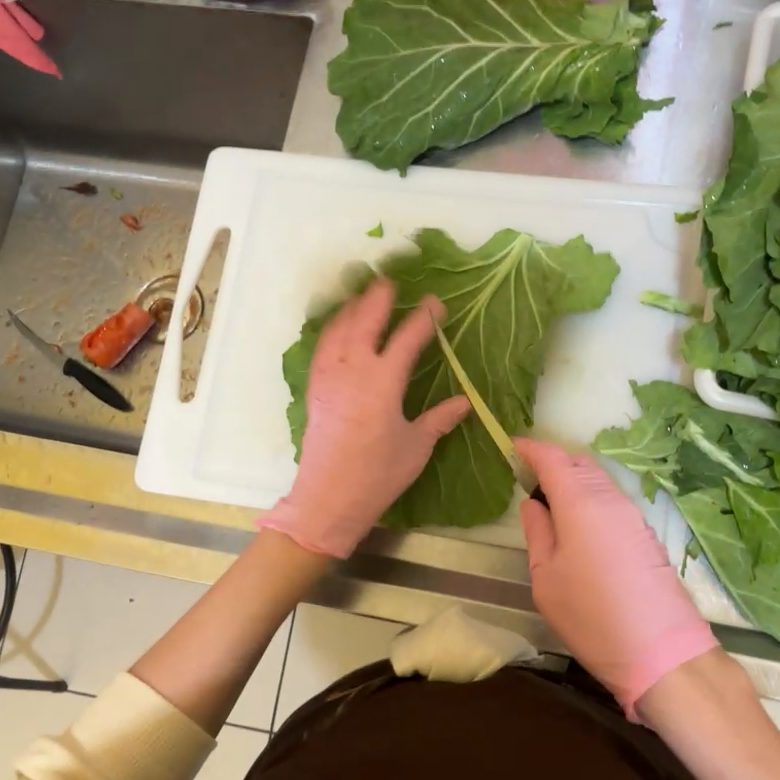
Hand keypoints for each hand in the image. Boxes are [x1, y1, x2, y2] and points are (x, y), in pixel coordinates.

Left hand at [258, 279, 470, 557]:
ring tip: (362, 295)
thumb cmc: (378, 475)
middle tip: (390, 280)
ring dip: (352, 309)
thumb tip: (464, 401)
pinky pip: (322, 349)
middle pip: (366, 322)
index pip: (407, 338)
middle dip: (379, 299)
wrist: (328, 498)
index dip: (423, 318)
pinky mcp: (315, 390)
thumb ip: (439, 419)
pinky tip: (336, 327)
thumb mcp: (416, 447)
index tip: (435, 303)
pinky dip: (331, 330)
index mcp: (384, 382)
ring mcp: (330, 378)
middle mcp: (354, 371)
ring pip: (339, 331)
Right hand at [515, 438, 719, 718]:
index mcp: (580, 503)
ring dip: (574, 479)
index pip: (553, 458)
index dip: (532, 448)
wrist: (660, 652)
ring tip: (551, 500)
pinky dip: (591, 497)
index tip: (513, 447)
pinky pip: (612, 500)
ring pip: (599, 480)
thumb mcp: (547, 579)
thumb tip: (533, 504)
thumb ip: (538, 533)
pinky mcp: (646, 535)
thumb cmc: (591, 616)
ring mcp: (633, 516)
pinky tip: (579, 522)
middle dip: (554, 461)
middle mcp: (610, 499)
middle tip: (528, 476)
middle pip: (580, 463)